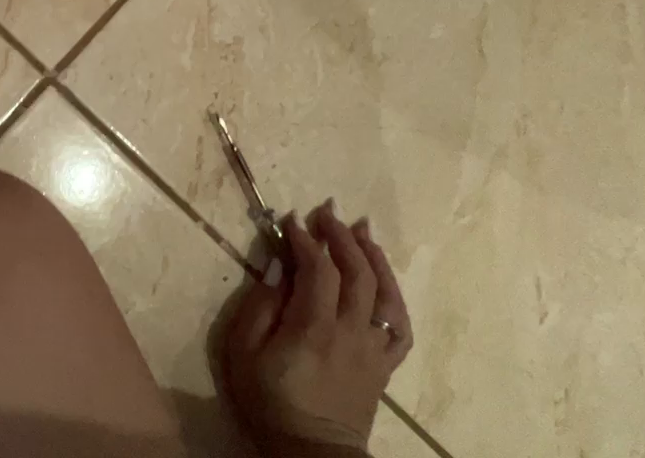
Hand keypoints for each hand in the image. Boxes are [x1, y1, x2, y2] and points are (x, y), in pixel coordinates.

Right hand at [222, 199, 412, 454]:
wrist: (310, 449)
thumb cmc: (267, 397)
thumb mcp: (244, 348)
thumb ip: (261, 305)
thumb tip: (277, 268)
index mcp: (314, 327)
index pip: (319, 270)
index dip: (306, 240)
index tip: (289, 218)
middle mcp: (352, 333)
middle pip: (358, 276)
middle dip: (343, 238)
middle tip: (326, 211)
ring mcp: (374, 350)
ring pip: (386, 296)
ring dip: (375, 259)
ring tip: (362, 231)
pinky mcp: (384, 365)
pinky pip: (400, 326)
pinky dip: (394, 296)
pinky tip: (383, 280)